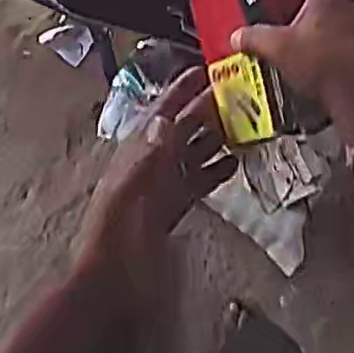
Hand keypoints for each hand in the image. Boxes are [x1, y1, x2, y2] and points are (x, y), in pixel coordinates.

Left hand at [74, 67, 237, 316]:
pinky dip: (215, 169)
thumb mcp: (129, 192)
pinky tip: (235, 162)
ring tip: (244, 122)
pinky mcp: (173, 206)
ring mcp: (162, 184)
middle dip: (206, 109)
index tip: (203, 70)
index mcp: (137, 152)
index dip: (180, 90)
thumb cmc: (116, 236)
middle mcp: (151, 162)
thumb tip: (165, 119)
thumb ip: (148, 157)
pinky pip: (197, 181)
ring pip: (192, 152)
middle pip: (182, 128)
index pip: (162, 112)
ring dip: (215, 137)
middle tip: (237, 93)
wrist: (109, 282)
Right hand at [230, 0, 353, 141]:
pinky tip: (304, 45)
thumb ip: (252, 37)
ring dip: (308, 8)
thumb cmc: (324, 66)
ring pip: (328, 8)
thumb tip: (236, 35)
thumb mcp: (278, 48)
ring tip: (285, 16)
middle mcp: (344, 5)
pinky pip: (336, 29)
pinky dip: (319, 30)